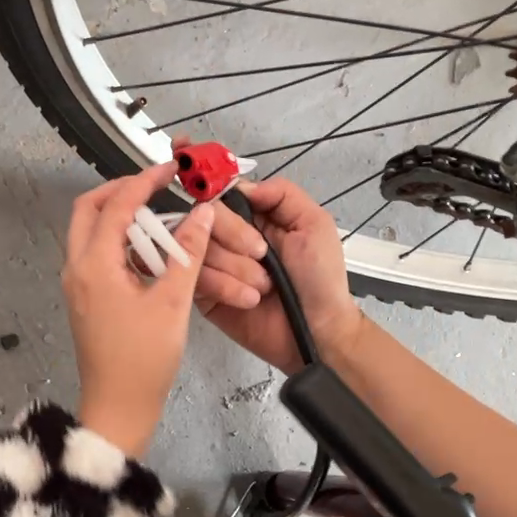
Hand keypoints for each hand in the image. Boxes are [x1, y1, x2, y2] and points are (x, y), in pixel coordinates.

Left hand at [61, 164, 215, 456]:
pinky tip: (151, 249)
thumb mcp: (172, 303)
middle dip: (120, 192)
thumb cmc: (143, 359)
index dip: (143, 182)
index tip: (170, 170)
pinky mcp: (87, 299)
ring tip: (157, 213)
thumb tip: (203, 213)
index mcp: (93, 265)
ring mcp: (79, 285)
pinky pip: (98, 256)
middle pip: (88, 211)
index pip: (115, 206)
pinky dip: (121, 243)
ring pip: (91, 234)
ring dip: (120, 218)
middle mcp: (77, 269)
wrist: (118, 408)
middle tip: (154, 186)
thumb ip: (188, 254)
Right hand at [193, 177, 364, 372]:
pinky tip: (250, 299)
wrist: (316, 330)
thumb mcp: (313, 225)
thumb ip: (282, 194)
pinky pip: (196, 280)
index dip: (216, 198)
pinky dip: (226, 288)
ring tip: (263, 287)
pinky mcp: (203, 294)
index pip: (218, 195)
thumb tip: (240, 185)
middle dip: (235, 238)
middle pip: (203, 220)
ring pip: (199, 251)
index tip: (232, 208)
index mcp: (251, 217)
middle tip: (263, 256)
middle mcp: (226, 238)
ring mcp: (212, 266)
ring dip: (236, 269)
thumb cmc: (320, 278)